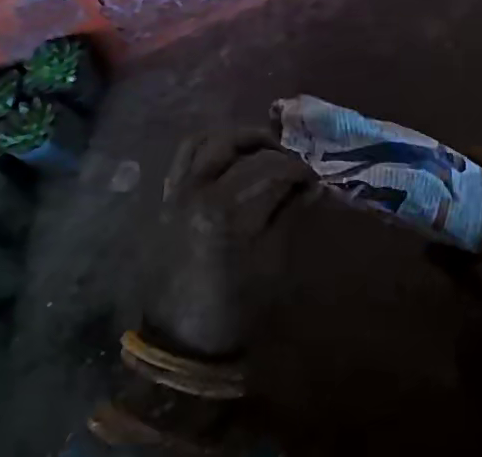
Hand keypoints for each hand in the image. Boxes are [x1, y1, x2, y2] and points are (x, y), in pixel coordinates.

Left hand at [139, 129, 316, 359]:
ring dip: (240, 139)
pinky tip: (228, 155)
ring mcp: (179, 192)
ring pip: (209, 140)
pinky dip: (208, 145)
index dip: (298, 170)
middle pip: (240, 148)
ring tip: (262, 150)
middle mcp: (199, 190)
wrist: (180, 342)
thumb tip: (310, 188)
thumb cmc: (234, 307)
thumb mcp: (272, 262)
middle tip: (292, 162)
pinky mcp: (167, 198)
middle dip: (273, 150)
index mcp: (228, 210)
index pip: (270, 169)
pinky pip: (185, 155)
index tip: (314, 180)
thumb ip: (289, 214)